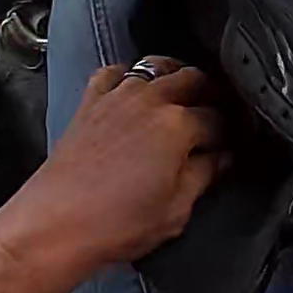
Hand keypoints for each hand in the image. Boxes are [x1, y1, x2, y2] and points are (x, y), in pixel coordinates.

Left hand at [0, 58, 223, 281]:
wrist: (52, 227)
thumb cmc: (115, 224)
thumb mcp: (175, 210)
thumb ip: (204, 176)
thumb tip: (221, 159)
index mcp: (178, 126)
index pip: (220, 118)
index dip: (236, 127)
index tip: (240, 136)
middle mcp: (151, 101)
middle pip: (195, 78)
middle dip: (214, 92)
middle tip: (220, 109)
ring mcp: (119, 96)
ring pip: (158, 65)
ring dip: (177, 74)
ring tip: (186, 89)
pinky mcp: (92, 102)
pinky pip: (114, 71)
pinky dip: (129, 73)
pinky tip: (135, 87)